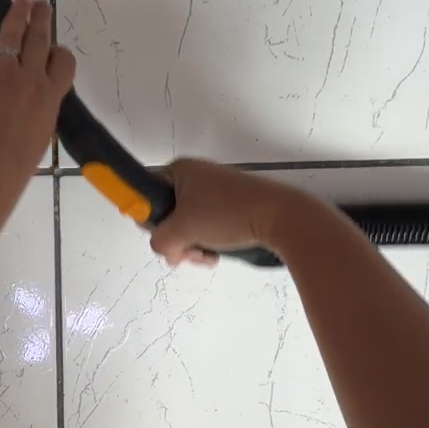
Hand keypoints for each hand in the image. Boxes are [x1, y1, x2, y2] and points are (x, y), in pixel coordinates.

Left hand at [0, 0, 74, 176]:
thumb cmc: (17, 162)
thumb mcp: (39, 138)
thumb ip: (39, 118)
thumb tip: (34, 117)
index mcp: (50, 96)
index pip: (63, 63)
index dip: (60, 52)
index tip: (56, 48)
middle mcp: (30, 79)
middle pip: (40, 40)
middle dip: (42, 18)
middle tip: (41, 3)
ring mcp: (1, 75)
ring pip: (12, 35)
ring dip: (17, 14)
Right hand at [147, 158, 316, 265]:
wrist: (282, 217)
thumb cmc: (227, 215)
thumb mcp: (181, 230)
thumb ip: (159, 241)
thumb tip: (166, 251)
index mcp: (179, 170)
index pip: (145, 195)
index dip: (148, 219)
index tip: (161, 237)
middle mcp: (195, 176)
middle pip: (167, 213)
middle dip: (174, 239)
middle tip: (185, 253)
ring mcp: (215, 190)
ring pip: (187, 224)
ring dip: (191, 245)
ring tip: (206, 256)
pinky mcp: (232, 205)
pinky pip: (207, 225)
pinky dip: (207, 242)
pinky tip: (216, 254)